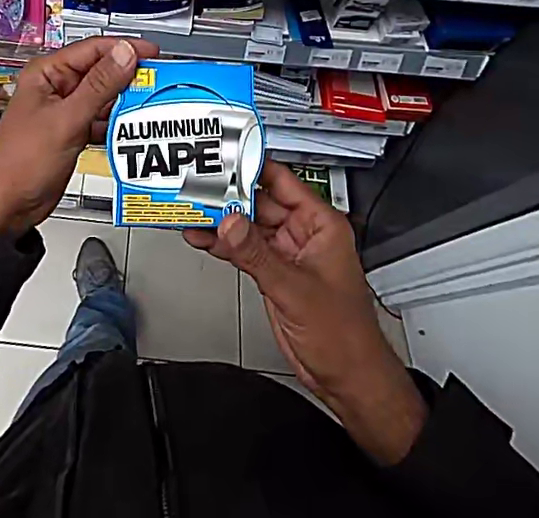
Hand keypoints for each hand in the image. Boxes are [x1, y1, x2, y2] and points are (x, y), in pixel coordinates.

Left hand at [0, 36, 154, 236]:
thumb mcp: (66, 120)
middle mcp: (57, 87)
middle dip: (129, 77)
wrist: (7, 207)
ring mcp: (66, 109)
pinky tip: (129, 129)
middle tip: (156, 82)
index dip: (124, 49)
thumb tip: (124, 54)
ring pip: (104, 96)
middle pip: (102, 71)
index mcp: (47, 73)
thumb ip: (99, 86)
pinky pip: (102, 118)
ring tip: (147, 105)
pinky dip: (116, 123)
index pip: (93, 49)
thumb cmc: (18, 164)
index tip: (152, 55)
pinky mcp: (73, 130)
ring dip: (124, 101)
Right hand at [184, 163, 426, 464]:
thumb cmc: (345, 336)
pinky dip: (223, 244)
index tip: (225, 159)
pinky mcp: (273, 273)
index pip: (282, 181)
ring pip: (247, 226)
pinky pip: (243, 249)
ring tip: (192, 211)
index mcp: (321, 224)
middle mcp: (303, 233)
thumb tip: (230, 223)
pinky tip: (202, 238)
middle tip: (198, 190)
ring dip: (221, 221)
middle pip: (259, 202)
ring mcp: (286, 253)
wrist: (347, 379)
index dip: (253, 168)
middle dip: (228, 196)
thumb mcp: (295, 289)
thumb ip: (257, 254)